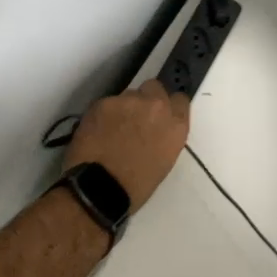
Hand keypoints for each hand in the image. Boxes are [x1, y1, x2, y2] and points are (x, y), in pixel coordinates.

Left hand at [62, 80, 188, 212]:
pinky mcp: (104, 101)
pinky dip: (103, 114)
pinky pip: (106, 102)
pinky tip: (96, 131)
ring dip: (123, 107)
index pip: (180, 100)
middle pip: (154, 87)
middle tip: (135, 116)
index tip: (160, 115)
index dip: (169, 105)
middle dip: (146, 98)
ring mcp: (129, 101)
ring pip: (128, 94)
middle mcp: (156, 106)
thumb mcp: (163, 161)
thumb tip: (154, 130)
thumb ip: (164, 136)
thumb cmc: (136, 186)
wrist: (101, 189)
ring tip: (111, 127)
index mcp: (176, 125)